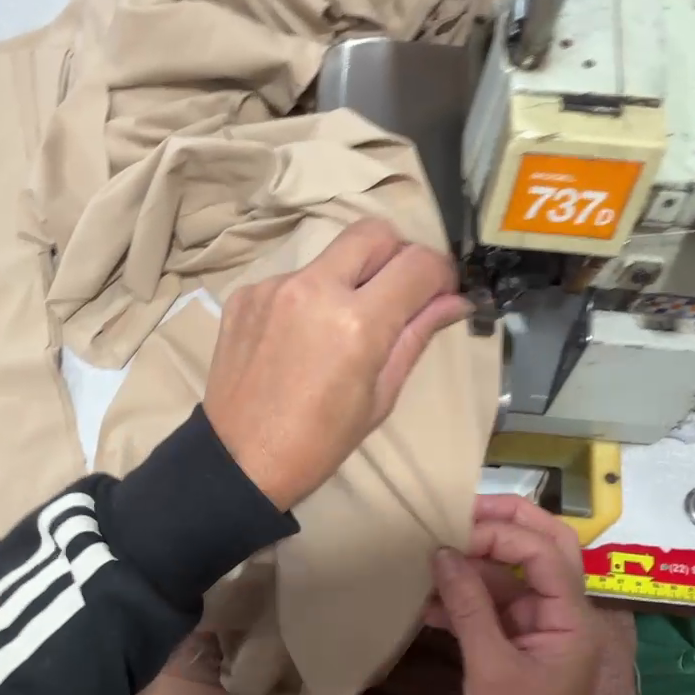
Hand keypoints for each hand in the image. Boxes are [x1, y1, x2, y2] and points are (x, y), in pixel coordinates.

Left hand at [205, 219, 470, 510]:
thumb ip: (415, 337)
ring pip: (329, 256)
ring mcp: (273, 287)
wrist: (240, 462)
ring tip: (338, 328)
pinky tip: (298, 339)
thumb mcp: (379, 397)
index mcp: (356, 323)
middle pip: (373, 233)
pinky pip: (292, 278)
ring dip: (348, 278)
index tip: (440, 292)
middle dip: (396, 255)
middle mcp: (314, 289)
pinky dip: (308, 298)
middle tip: (396, 294)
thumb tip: (455, 301)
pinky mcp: (244, 295)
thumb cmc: (319, 443)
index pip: (418, 263)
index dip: (440, 273)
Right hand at [425, 495, 638, 694]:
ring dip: (473, 563)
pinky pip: (492, 604)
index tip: (453, 534)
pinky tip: (427, 600)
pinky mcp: (516, 641)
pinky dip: (463, 597)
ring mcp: (539, 625)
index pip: (543, 552)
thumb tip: (441, 553)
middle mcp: (561, 611)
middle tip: (458, 511)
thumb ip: (468, 607)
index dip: (500, 534)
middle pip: (542, 546)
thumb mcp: (490, 669)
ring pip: (511, 574)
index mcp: (571, 617)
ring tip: (429, 555)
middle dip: (503, 523)